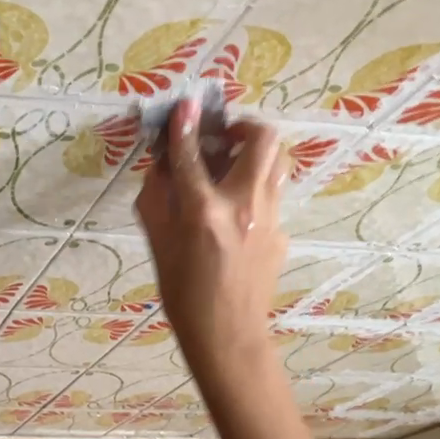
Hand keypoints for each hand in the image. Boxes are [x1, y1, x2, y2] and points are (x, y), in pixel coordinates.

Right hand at [134, 97, 288, 384]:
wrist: (226, 333)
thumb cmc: (182, 293)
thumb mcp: (157, 245)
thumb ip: (157, 201)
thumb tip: (160, 167)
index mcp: (204, 211)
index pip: (190, 155)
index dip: (184, 126)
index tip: (183, 105)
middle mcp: (243, 206)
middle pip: (263, 139)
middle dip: (244, 126)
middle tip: (223, 137)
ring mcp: (270, 218)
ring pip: (278, 161)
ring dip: (257, 152)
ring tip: (234, 164)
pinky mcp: (282, 232)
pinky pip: (271, 196)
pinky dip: (252, 191)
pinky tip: (234, 213)